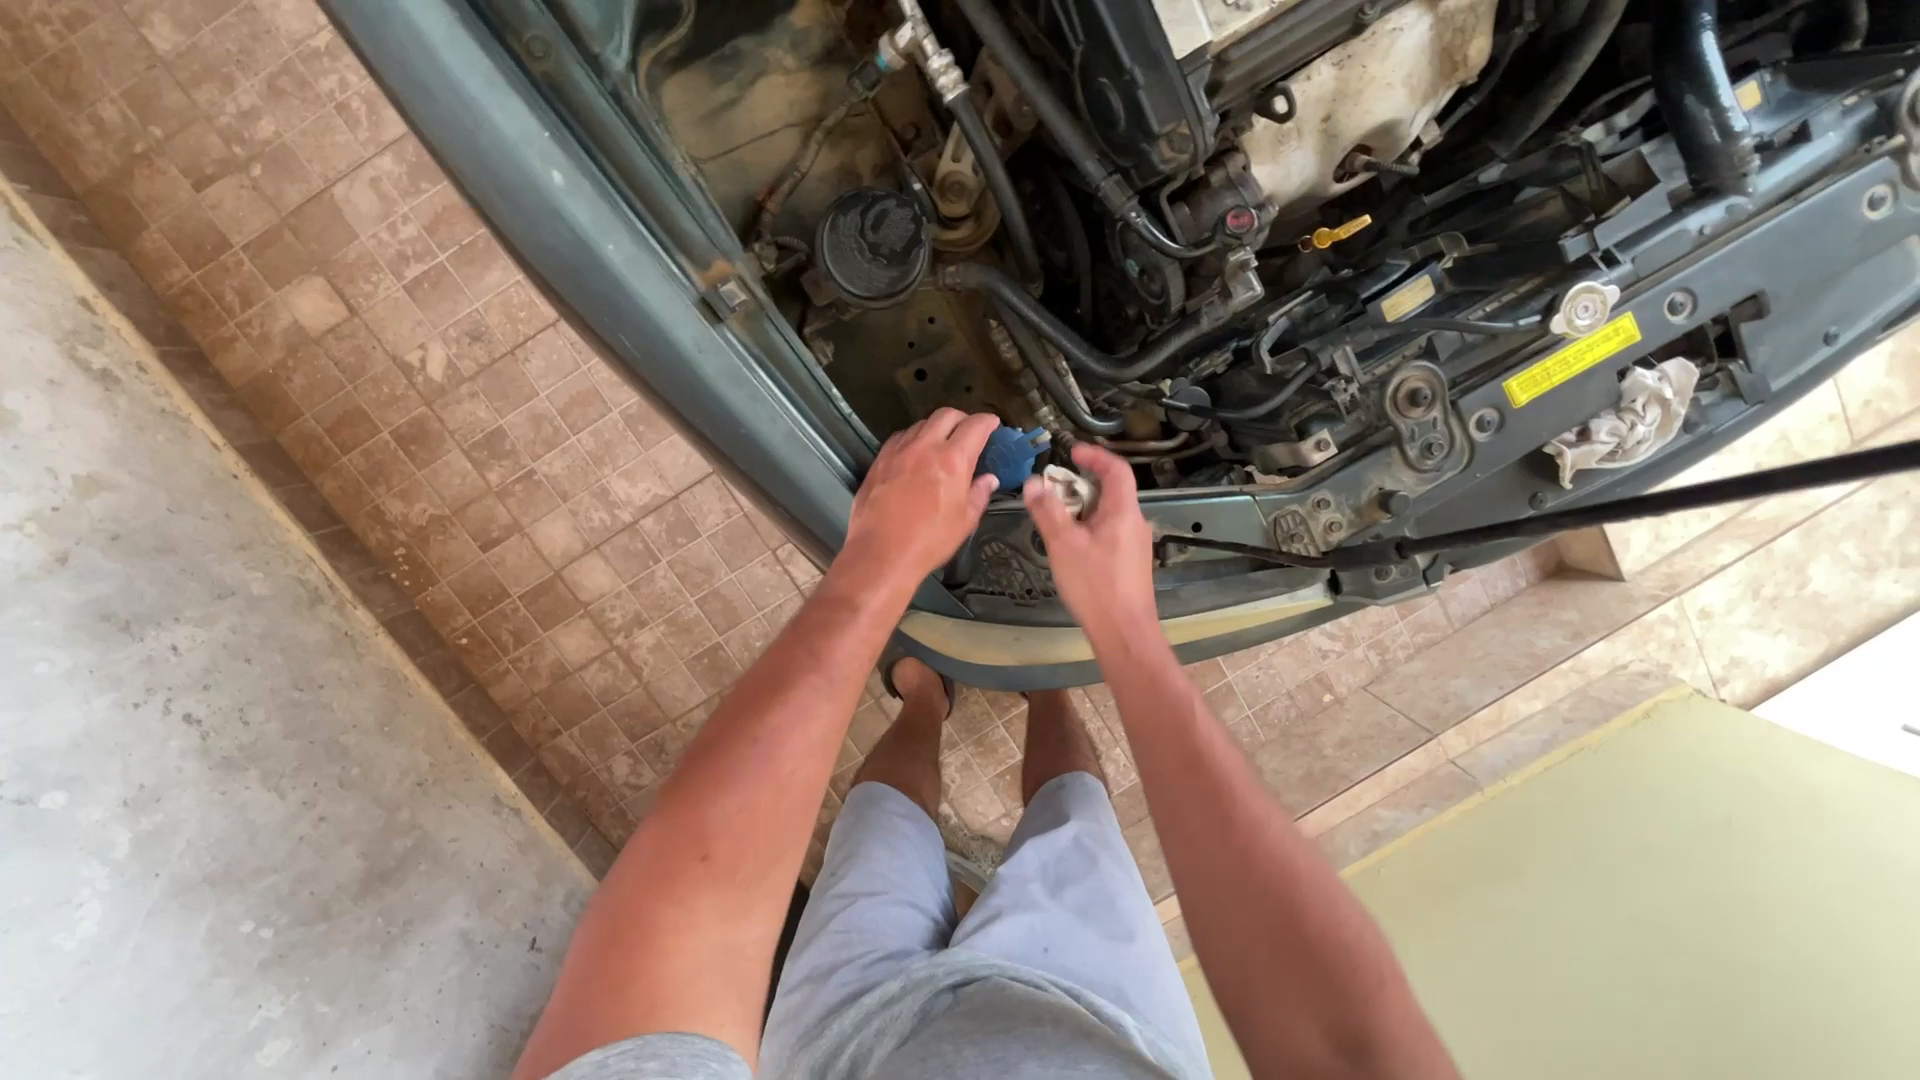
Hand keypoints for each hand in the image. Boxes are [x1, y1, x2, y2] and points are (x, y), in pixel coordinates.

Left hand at [842, 409, 1000, 586]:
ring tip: (941, 443)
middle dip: (962, 419)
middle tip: (968, 432)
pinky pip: (900, 437)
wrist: (882, 552)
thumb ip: (979, 494)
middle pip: (946, 415)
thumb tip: (988, 480)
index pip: (975, 426)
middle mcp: (926, 447)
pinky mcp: (880, 460)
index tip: (992, 424)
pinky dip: (913, 439)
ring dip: (936, 427)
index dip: (988, 421)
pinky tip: (914, 454)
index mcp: (953, 460)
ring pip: (921, 424)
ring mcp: (899, 451)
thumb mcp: (965, 521)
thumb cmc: (928, 540)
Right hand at [1023, 443, 1157, 633]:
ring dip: (1083, 510)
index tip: (1072, 452)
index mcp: (1124, 511)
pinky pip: (1110, 534)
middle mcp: (1135, 523)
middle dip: (1081, 486)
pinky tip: (1071, 548)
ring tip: (1057, 521)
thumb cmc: (1095, 586)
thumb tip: (1034, 482)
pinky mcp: (1131, 564)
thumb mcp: (1063, 545)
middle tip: (1054, 492)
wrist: (1124, 633)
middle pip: (1111, 492)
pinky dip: (1089, 529)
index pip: (1116, 469)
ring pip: (1108, 515)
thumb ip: (1047, 511)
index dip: (1095, 456)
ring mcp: (1136, 545)